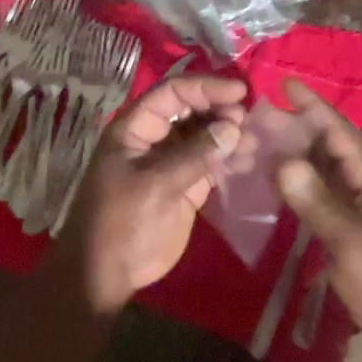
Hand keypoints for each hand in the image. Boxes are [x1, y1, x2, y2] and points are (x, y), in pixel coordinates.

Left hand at [56, 76, 249, 314]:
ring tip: (255, 142)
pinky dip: (229, 159)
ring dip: (228, 135)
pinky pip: (210, 163)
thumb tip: (232, 128)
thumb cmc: (120, 222)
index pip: (172, 94)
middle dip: (220, 110)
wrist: (106, 273)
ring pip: (203, 136)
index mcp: (134, 129)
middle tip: (249, 121)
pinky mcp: (184, 187)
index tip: (239, 92)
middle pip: (191, 111)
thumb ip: (193, 156)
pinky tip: (249, 160)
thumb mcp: (154, 186)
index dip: (204, 88)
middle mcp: (154, 139)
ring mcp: (170, 162)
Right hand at [272, 78, 361, 352]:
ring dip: (294, 153)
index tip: (285, 83)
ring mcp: (358, 206)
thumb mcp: (349, 240)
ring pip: (322, 169)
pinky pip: (319, 193)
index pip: (339, 131)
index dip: (314, 106)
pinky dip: (297, 183)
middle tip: (258, 113)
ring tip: (259, 139)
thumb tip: (283, 160)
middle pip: (328, 145)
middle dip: (297, 126)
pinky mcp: (348, 226)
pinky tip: (274, 181)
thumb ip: (316, 201)